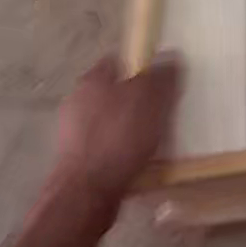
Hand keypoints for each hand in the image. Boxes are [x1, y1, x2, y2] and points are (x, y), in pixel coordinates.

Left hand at [51, 54, 181, 199]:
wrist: (88, 191)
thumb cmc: (120, 138)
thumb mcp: (150, 100)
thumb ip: (161, 76)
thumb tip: (171, 55)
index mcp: (93, 80)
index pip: (121, 60)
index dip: (144, 65)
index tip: (164, 78)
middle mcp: (77, 100)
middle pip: (116, 90)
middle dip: (140, 99)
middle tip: (164, 110)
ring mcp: (74, 130)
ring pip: (112, 119)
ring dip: (132, 126)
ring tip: (156, 140)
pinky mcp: (78, 157)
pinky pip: (108, 144)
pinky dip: (123, 148)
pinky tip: (139, 160)